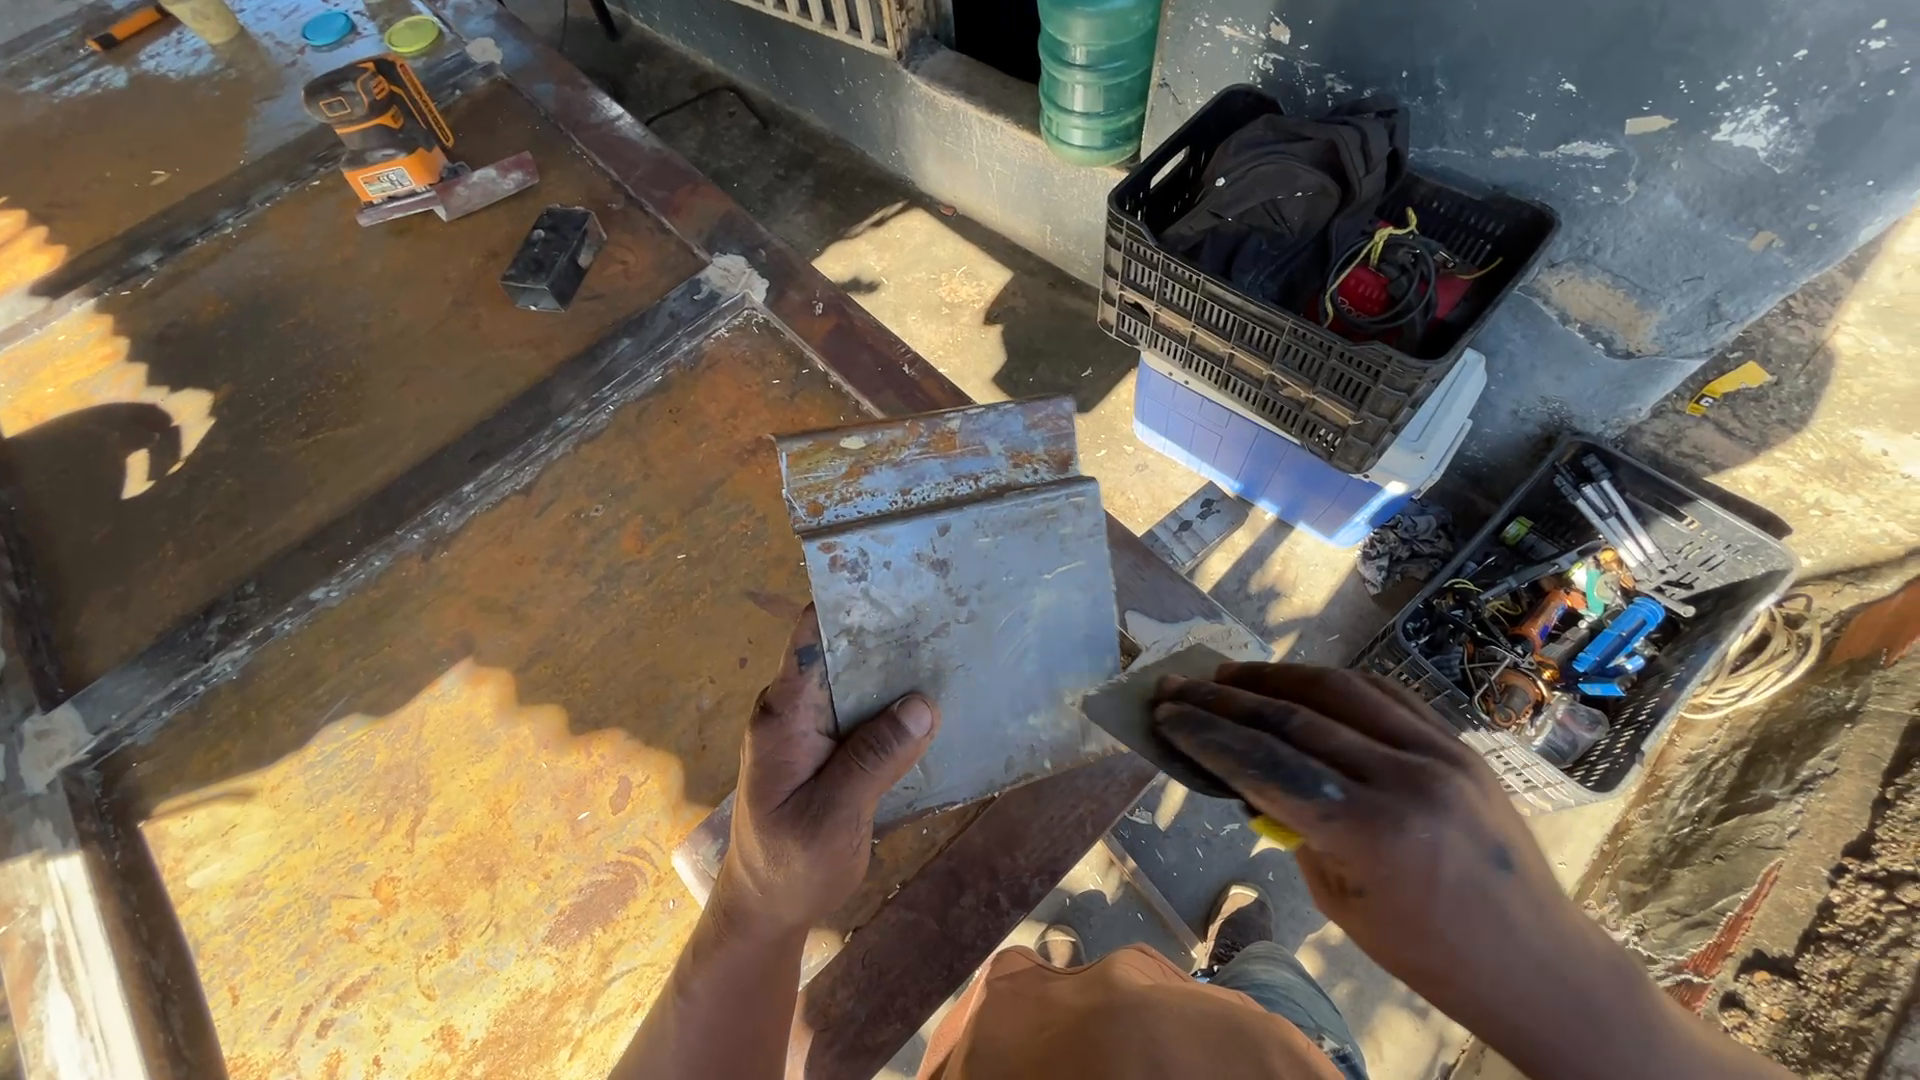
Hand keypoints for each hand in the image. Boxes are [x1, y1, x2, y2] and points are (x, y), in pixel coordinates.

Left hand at [711, 606, 940, 938]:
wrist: (766, 911)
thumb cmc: (790, 866)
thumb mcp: (833, 816)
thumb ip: (873, 759)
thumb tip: (922, 704)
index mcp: (784, 715)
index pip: (812, 636)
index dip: (851, 604)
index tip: (901, 584)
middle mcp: (796, 710)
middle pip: (842, 652)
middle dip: (888, 633)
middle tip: (946, 615)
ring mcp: (813, 729)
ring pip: (858, 682)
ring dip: (897, 670)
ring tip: (952, 650)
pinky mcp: (831, 749)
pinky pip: (865, 714)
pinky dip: (897, 707)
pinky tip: (937, 704)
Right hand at [1151, 664, 1583, 1009]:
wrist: (1537, 962)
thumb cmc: (1425, 950)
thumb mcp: (1337, 895)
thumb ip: (1294, 823)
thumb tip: (1252, 771)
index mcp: (1371, 833)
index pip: (1266, 763)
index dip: (1206, 735)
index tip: (1166, 715)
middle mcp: (1405, 778)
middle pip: (1292, 718)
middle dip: (1223, 700)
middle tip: (1178, 686)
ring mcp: (1438, 753)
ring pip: (1337, 690)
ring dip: (1272, 678)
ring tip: (1226, 675)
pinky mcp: (1458, 743)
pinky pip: (1383, 695)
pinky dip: (1330, 683)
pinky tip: (1296, 682)